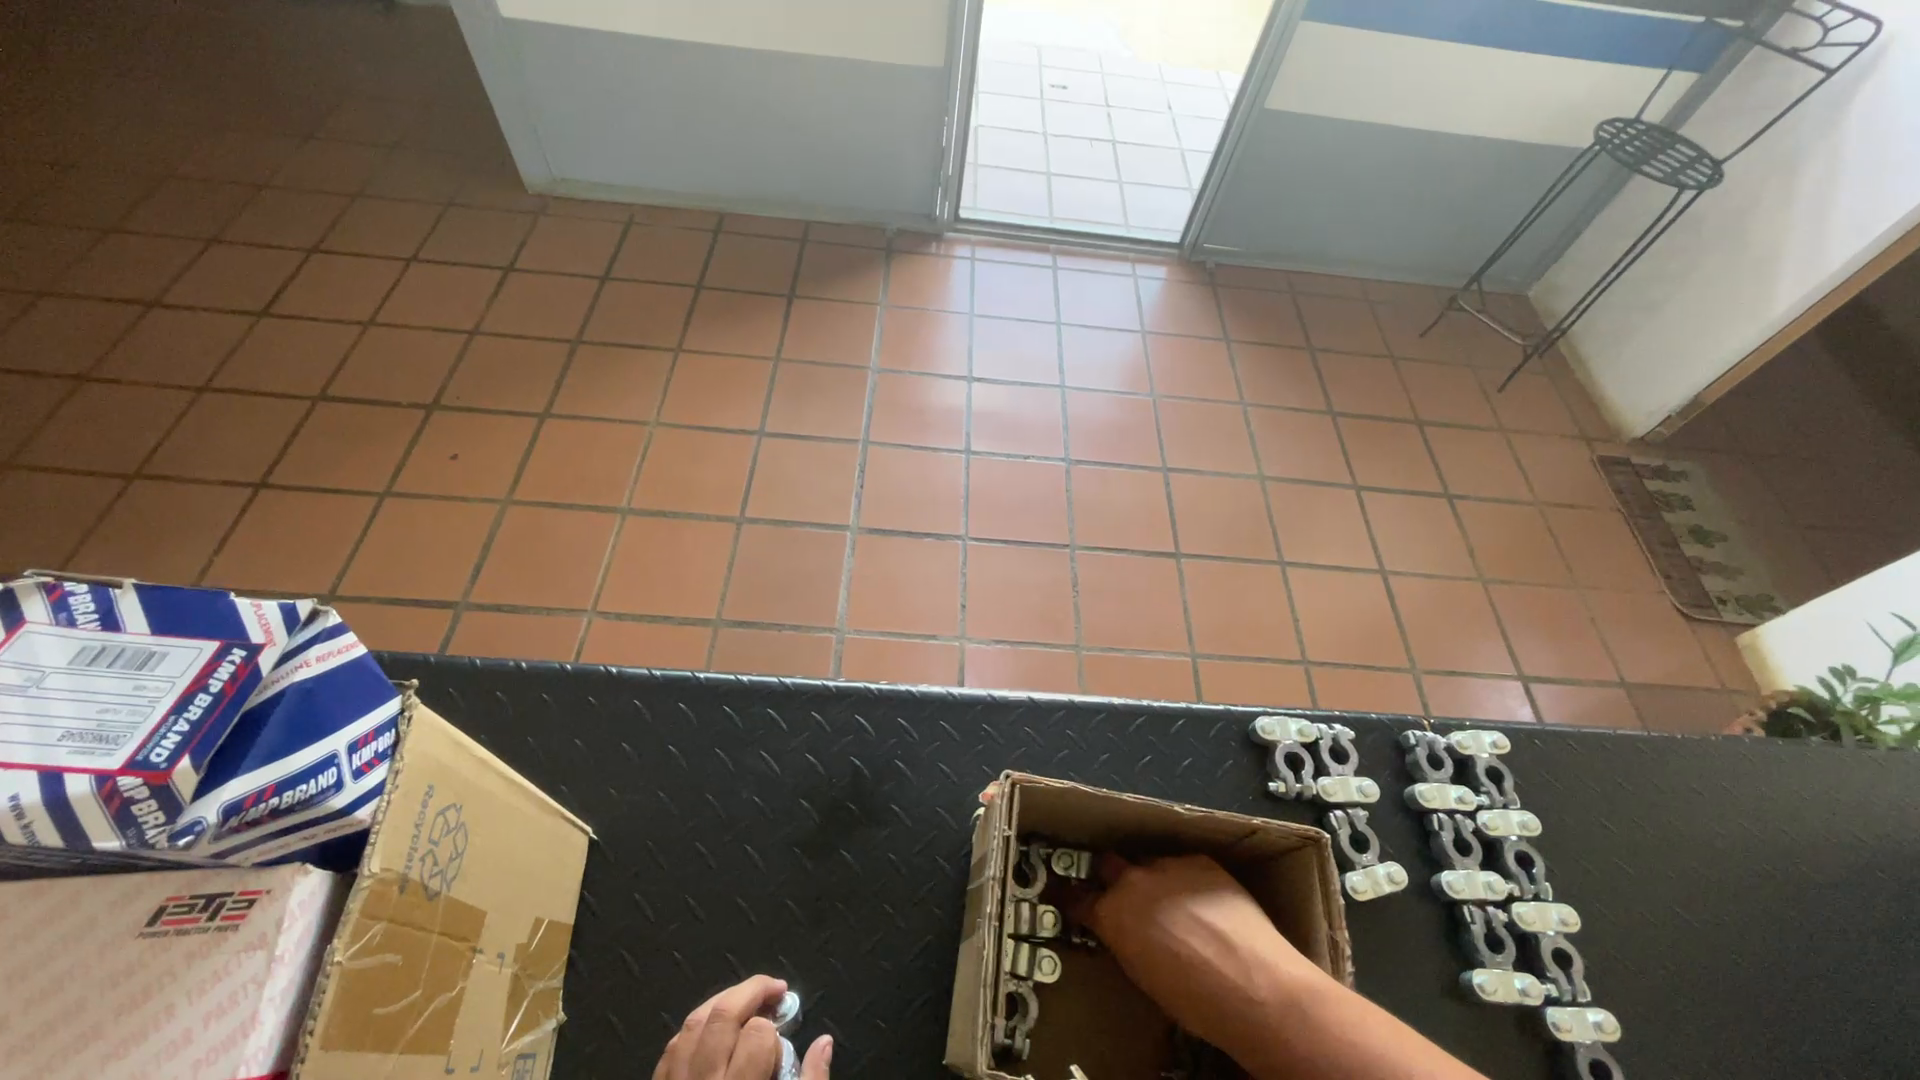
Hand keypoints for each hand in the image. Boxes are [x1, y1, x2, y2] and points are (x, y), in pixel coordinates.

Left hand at [652, 975, 831, 1079]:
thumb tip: (824, 1041)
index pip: (758, 1034)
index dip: (774, 1026)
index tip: (783, 1035)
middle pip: (721, 1017)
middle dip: (750, 992)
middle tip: (773, 990)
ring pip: (692, 1026)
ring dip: (720, 1003)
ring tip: (745, 1001)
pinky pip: (670, 1049)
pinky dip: (692, 1030)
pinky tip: (711, 1030)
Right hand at [1072, 854, 1325, 1062]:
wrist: (1254, 984)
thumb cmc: (1194, 1000)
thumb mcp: (1142, 976)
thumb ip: (1125, 942)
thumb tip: (1125, 933)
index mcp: (1110, 914)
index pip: (1077, 899)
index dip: (1075, 901)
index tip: (1074, 902)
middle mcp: (1132, 883)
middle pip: (1107, 864)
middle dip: (1110, 877)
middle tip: (1123, 896)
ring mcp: (1168, 867)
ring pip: (1150, 865)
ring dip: (1154, 881)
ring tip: (1174, 904)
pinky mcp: (1201, 861)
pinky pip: (1184, 866)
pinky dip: (1187, 881)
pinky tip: (1205, 904)